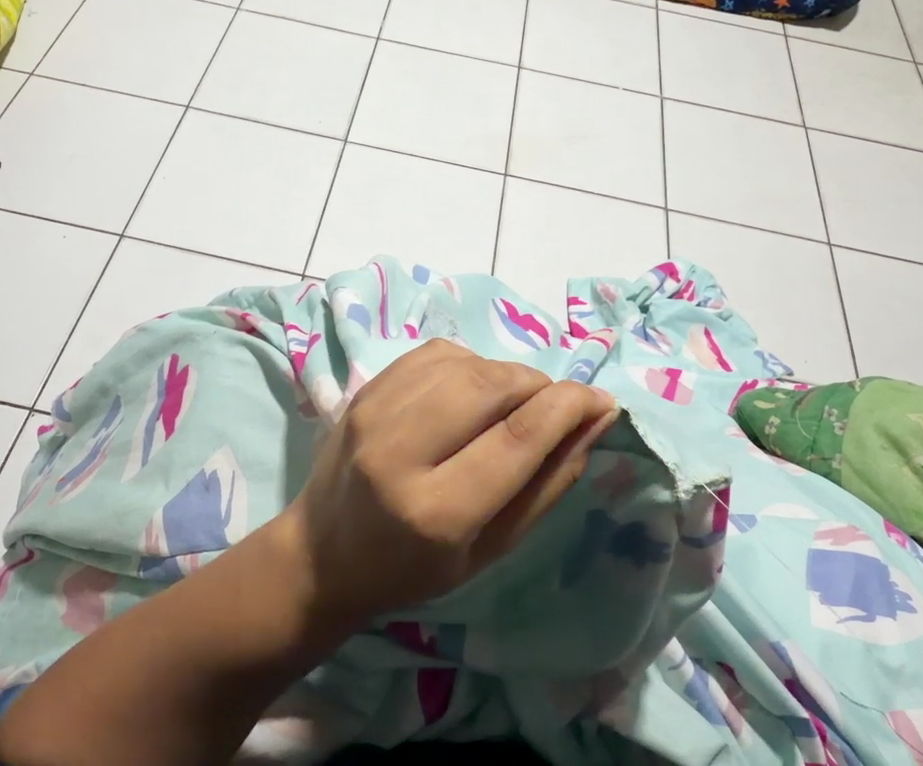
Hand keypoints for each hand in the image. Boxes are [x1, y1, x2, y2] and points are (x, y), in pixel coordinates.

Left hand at [276, 339, 618, 628]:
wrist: (322, 554)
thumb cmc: (414, 569)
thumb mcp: (492, 550)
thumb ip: (547, 484)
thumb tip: (594, 420)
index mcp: (435, 512)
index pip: (516, 438)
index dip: (568, 409)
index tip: (599, 400)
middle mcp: (398, 452)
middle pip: (490, 387)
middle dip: (538, 387)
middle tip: (554, 407)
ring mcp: (374, 413)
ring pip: (465, 363)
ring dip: (505, 375)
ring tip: (513, 405)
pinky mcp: (364, 390)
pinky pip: (436, 353)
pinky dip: (470, 364)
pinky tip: (472, 392)